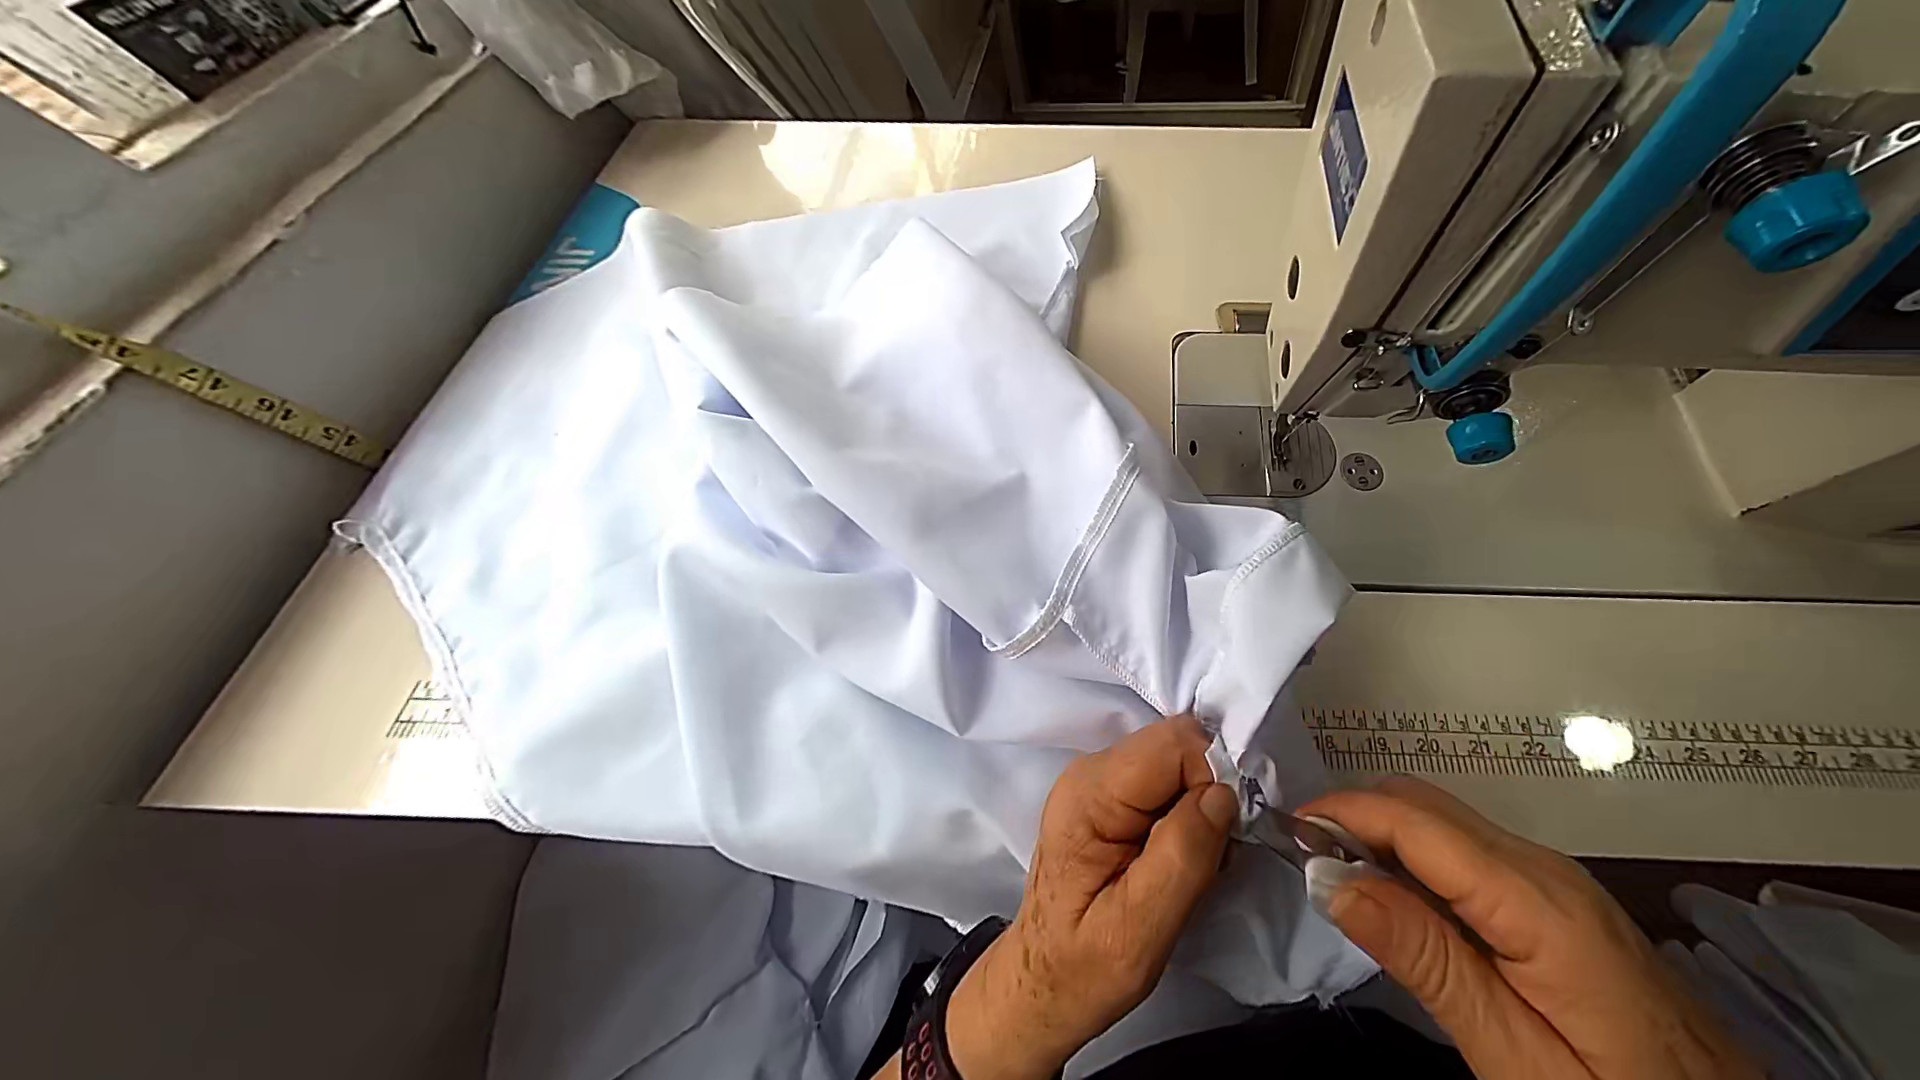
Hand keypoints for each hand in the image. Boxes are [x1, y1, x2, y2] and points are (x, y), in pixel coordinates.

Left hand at [886, 716, 1239, 1079]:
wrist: (1042, 977)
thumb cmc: (1084, 966)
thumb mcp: (1139, 930)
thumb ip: (1182, 856)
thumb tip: (1222, 793)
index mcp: (1090, 794)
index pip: (1175, 744)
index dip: (1211, 782)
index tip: (1218, 841)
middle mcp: (1091, 772)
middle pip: (1176, 745)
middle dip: (1210, 794)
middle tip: (1209, 858)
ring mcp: (1098, 779)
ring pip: (1176, 761)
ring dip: (1201, 808)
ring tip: (1190, 866)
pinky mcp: (1109, 795)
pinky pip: (1165, 780)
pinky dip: (1186, 814)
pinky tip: (1176, 858)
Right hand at [1299, 777, 1762, 1079]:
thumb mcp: (1518, 1058)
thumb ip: (1425, 960)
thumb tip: (1329, 880)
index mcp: (1537, 902)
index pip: (1412, 821)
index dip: (1339, 814)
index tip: (1285, 835)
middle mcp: (1543, 867)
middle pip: (1420, 801)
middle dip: (1351, 815)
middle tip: (1307, 864)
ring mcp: (1551, 876)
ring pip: (1435, 816)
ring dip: (1375, 832)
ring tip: (1340, 881)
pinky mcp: (1551, 892)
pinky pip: (1458, 844)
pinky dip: (1407, 852)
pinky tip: (1394, 898)